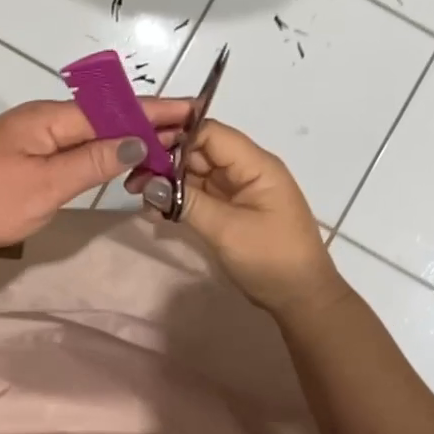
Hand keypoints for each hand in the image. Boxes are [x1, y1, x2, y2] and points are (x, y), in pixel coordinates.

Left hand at [0, 99, 192, 258]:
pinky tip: (118, 157)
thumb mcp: (47, 185)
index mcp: (49, 117)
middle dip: (146, 120)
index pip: (114, 110)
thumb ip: (94, 161)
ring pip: (90, 130)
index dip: (154, 110)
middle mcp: (42, 118)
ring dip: (126, 135)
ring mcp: (31, 135)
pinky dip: (102, 149)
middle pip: (105, 115)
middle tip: (188, 128)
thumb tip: (137, 139)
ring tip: (164, 142)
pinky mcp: (24, 154)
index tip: (193, 107)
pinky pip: (75, 144)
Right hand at [128, 121, 343, 315]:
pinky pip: (201, 193)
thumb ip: (188, 203)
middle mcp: (247, 170)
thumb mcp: (227, 230)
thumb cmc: (271, 259)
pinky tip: (154, 208)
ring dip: (169, 180)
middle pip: (201, 151)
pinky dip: (180, 198)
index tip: (142, 150)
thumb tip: (149, 183)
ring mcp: (239, 190)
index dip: (176, 137)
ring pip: (198, 172)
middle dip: (167, 159)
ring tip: (137, 193)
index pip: (210, 133)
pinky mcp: (232, 209)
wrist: (301, 299)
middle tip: (132, 177)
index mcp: (256, 165)